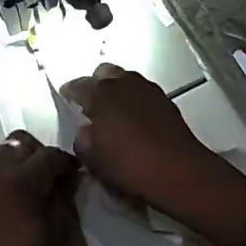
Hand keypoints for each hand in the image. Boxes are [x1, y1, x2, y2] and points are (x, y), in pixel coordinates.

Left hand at [0, 132, 79, 245]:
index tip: (74, 174)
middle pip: (17, 143)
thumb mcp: (59, 240)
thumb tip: (65, 180)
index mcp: (20, 183)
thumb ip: (63, 201)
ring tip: (20, 182)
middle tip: (47, 176)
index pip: (49, 155)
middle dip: (37, 154)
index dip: (66, 162)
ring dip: (10, 159)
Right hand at [60, 64, 245, 245]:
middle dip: (96, 83)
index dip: (69, 92)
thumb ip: (82, 138)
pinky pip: (144, 94)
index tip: (66, 99)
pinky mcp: (168, 103)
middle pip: (105, 72)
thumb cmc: (128, 164)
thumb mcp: (91, 158)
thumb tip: (86, 130)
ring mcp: (149, 91)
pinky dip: (137, 102)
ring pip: (128, 80)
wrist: (179, 173)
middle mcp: (124, 83)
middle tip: (93, 104)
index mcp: (100, 93)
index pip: (78, 85)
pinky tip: (136, 121)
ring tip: (115, 112)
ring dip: (119, 91)